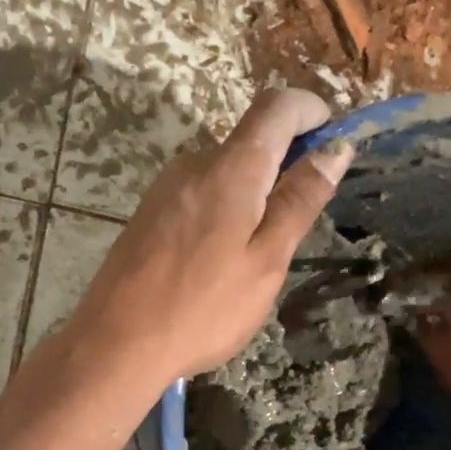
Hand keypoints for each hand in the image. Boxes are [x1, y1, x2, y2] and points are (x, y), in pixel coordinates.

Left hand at [68, 88, 355, 382]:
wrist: (115, 344)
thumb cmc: (202, 309)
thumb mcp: (266, 260)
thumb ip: (300, 201)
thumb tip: (335, 149)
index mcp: (230, 167)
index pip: (277, 105)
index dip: (312, 111)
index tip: (333, 144)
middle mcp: (193, 164)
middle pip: (250, 140)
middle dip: (283, 166)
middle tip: (297, 226)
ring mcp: (164, 190)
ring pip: (223, 173)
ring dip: (251, 196)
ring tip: (255, 257)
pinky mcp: (147, 216)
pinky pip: (198, 197)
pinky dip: (222, 213)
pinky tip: (217, 264)